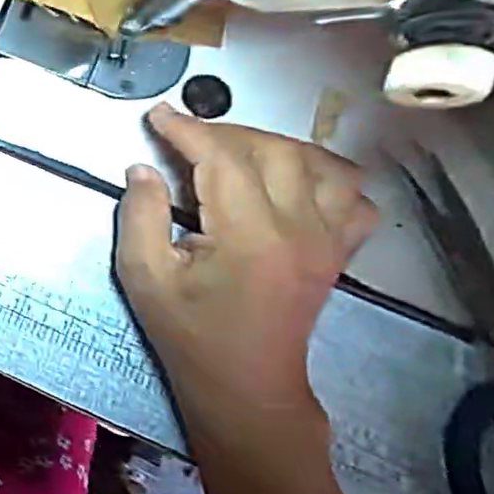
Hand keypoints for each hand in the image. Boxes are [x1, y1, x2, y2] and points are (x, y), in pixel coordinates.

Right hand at [116, 103, 378, 423]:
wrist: (243, 378)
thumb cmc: (185, 328)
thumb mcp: (142, 273)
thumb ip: (140, 215)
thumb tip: (143, 169)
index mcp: (249, 234)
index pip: (222, 160)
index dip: (187, 130)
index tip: (158, 115)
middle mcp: (302, 228)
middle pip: (275, 151)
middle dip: (225, 131)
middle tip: (183, 135)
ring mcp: (332, 238)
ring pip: (322, 164)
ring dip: (275, 145)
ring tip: (234, 150)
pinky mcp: (341, 250)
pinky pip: (353, 196)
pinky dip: (323, 176)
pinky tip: (288, 182)